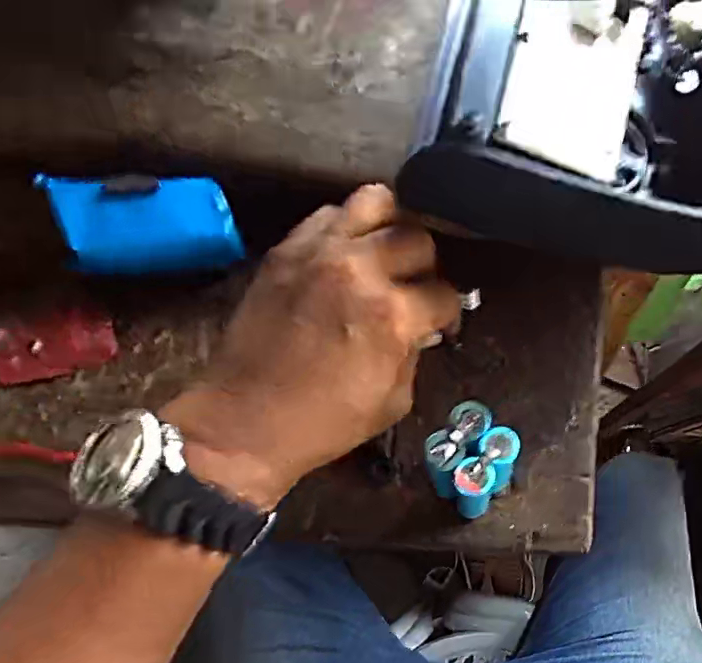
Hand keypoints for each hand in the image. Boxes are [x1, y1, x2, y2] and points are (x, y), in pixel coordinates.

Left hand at [161, 185, 461, 505]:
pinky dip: (348, 229)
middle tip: (416, 289)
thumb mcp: (397, 397)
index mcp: (394, 315)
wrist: (251, 418)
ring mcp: (319, 252)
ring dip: (391, 227)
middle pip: (417, 238)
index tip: (442, 326)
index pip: (445, 293)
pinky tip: (350, 256)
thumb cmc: (332, 421)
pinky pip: (329, 215)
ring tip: (388, 253)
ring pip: (375, 202)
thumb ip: (415, 352)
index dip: (451, 314)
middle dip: (427, 267)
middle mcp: (361, 270)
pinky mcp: (286, 250)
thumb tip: (420, 328)